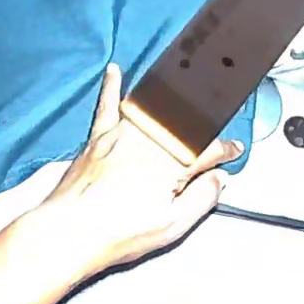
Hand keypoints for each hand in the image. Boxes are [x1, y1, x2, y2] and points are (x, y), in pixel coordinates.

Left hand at [14, 64, 240, 285]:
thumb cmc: (118, 231)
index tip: (233, 153)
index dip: (226, 152)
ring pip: (152, 108)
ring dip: (172, 99)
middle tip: (214, 122)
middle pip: (185, 123)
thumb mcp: (172, 225)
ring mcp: (122, 134)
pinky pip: (107, 105)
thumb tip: (220, 179)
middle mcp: (149, 139)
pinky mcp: (98, 137)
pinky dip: (110, 87)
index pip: (209, 149)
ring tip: (187, 92)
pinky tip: (114, 71)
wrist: (70, 229)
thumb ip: (202, 198)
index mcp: (172, 161)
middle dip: (204, 122)